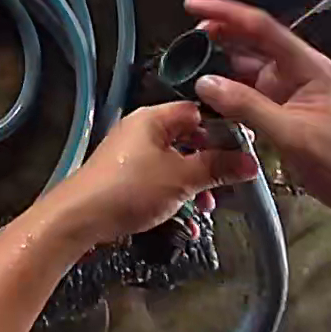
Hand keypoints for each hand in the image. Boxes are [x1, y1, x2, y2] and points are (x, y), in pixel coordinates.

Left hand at [40, 100, 259, 246]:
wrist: (81, 217)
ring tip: (209, 205)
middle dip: (211, 161)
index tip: (245, 147)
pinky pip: (160, 178)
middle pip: (188, 137)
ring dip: (195, 182)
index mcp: (154, 118)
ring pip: (175, 161)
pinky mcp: (126, 176)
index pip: (197, 111)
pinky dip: (176, 194)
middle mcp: (142, 130)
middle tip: (231, 180)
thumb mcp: (181, 178)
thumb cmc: (128, 189)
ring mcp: (133, 153)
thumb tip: (249, 162)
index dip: (222, 127)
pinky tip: (188, 220)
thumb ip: (217, 168)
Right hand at [186, 0, 330, 222]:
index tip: (197, 6)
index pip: (260, 27)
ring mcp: (290, 90)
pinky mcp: (284, 109)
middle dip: (220, 34)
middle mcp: (298, 72)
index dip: (226, 12)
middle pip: (252, 41)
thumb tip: (208, 84)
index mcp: (308, 66)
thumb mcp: (293, 135)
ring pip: (248, 67)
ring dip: (221, 64)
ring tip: (193, 64)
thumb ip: (247, 106)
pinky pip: (249, 91)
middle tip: (189, 35)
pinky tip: (212, 94)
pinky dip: (229, 89)